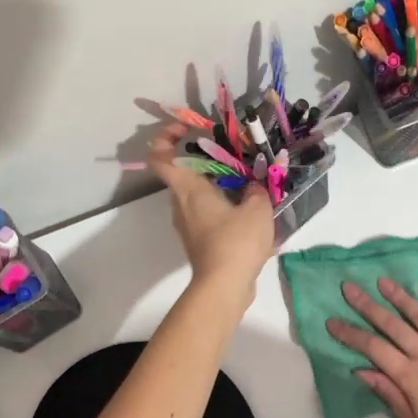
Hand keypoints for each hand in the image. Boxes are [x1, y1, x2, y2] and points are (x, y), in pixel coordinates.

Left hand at [148, 125, 273, 303]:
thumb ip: (257, 189)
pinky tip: (248, 213)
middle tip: (234, 158)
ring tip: (247, 185)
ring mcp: (187, 226)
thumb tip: (254, 186)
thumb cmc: (235, 242)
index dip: (166, 137)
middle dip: (205, 161)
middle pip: (183, 174)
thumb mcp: (257, 208)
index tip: (186, 130)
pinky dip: (222, 208)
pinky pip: (206, 215)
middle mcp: (180, 205)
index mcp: (187, 189)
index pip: (160, 156)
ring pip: (196, 196)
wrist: (224, 287)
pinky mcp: (198, 243)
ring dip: (217, 186)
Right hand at [326, 278, 417, 417]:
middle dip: (368, 306)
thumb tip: (364, 371)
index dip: (351, 335)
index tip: (332, 322)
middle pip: (393, 326)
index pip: (374, 350)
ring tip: (383, 282)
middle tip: (349, 288)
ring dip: (400, 297)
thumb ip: (391, 395)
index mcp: (412, 378)